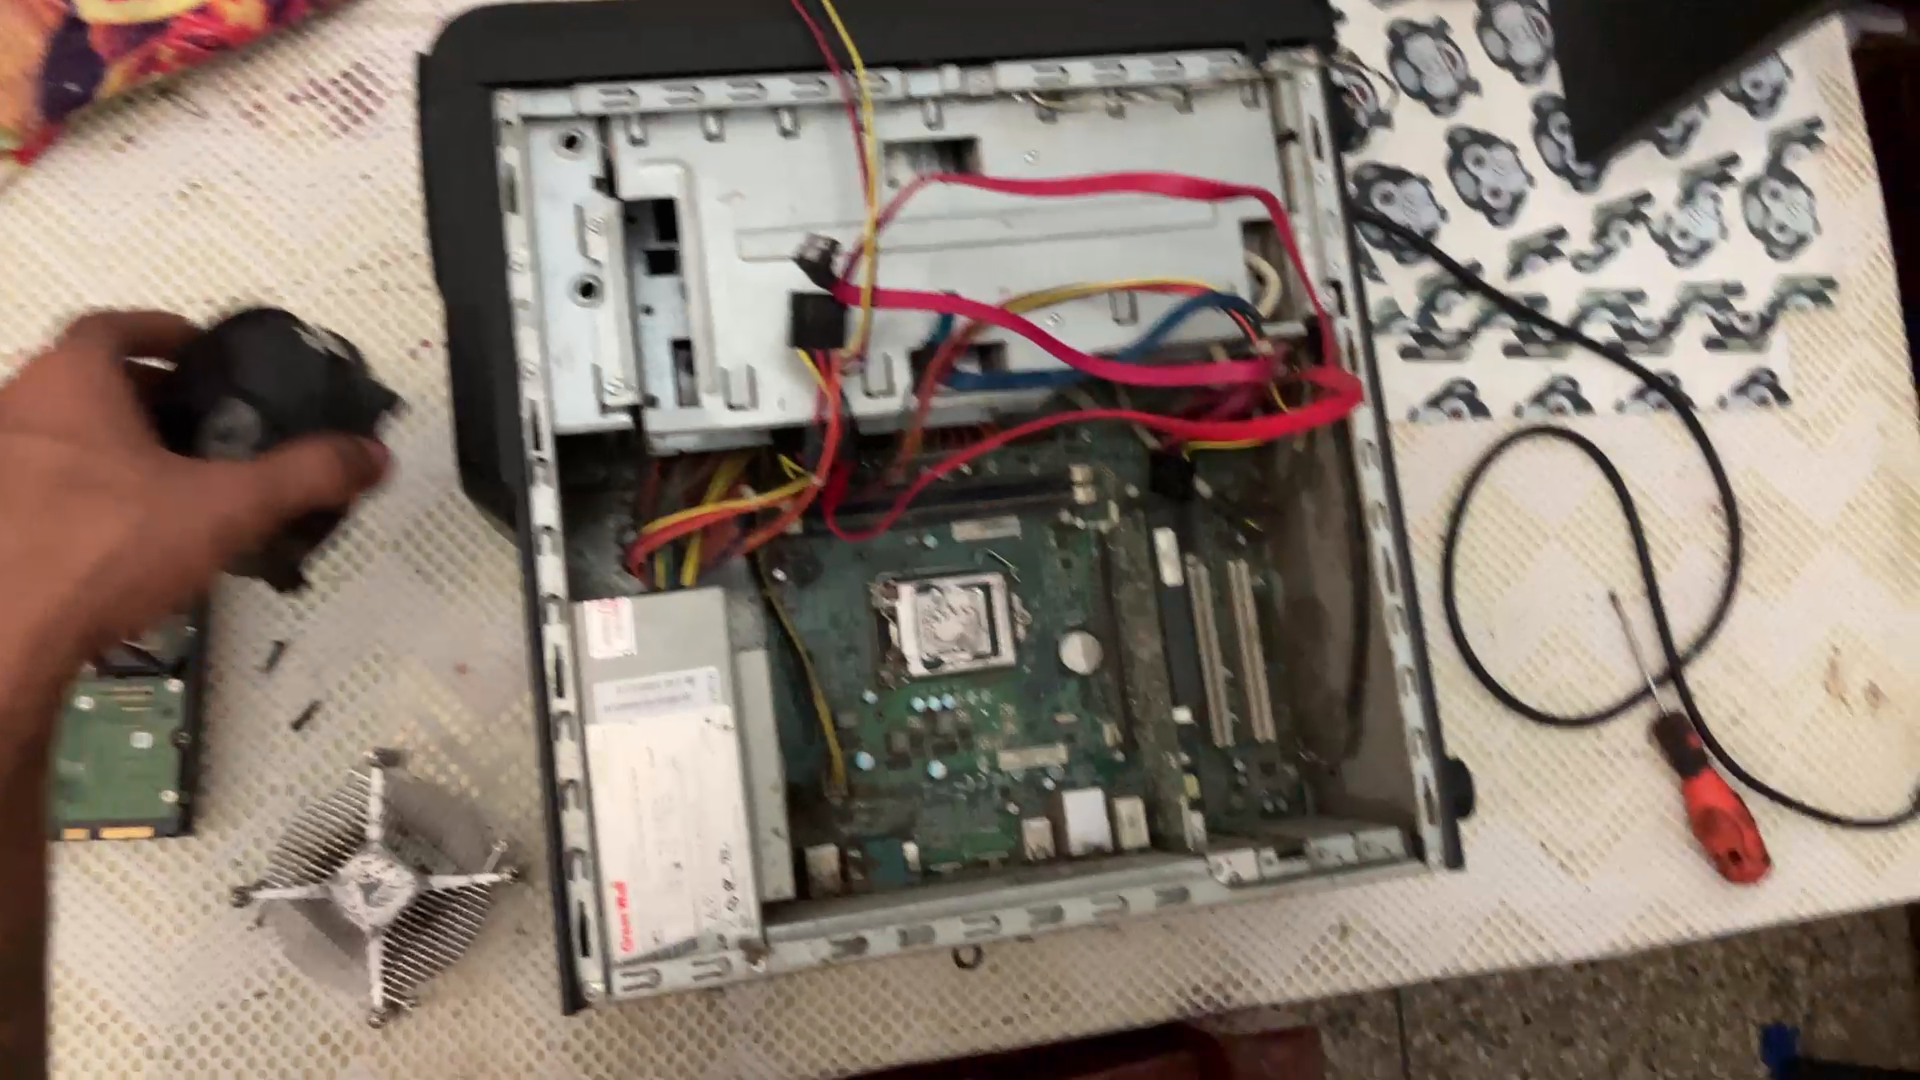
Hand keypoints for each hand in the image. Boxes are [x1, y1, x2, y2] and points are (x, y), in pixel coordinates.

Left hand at [0, 310, 388, 668]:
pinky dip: (94, 485)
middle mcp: (12, 414)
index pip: (109, 328)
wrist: (1, 638)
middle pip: (84, 380)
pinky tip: (138, 525)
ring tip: (185, 475)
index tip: (204, 348)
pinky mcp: (0, 516)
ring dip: (120, 439)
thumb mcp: (233, 506)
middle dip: (151, 392)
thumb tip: (373, 455)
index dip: (162, 330)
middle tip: (212, 419)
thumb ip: (309, 475)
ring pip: (64, 432)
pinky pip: (49, 480)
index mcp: (65, 390)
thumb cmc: (103, 548)